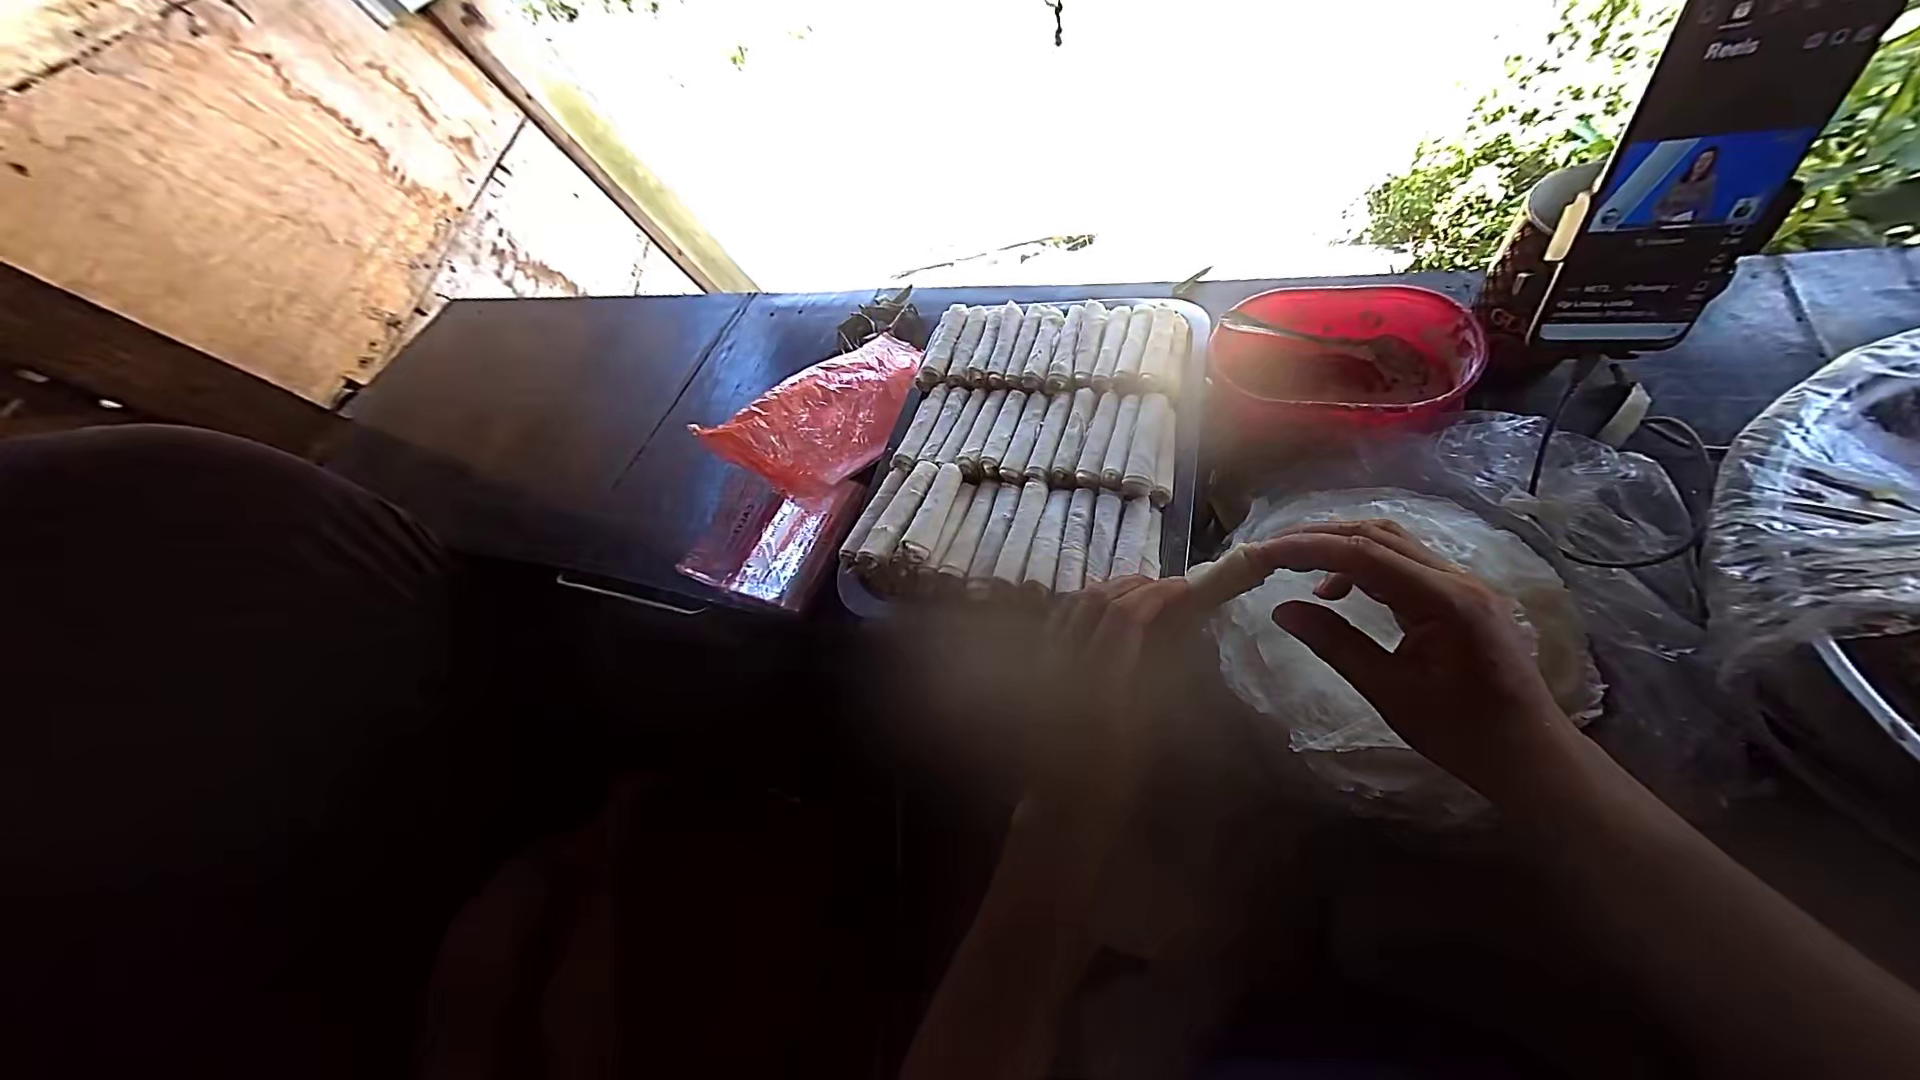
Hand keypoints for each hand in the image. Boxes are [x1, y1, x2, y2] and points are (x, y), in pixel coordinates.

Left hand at [1024, 575, 1192, 830]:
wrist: (1061, 804)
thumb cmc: (1112, 780)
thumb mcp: (1145, 729)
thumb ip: (1154, 675)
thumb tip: (1174, 631)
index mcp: (1096, 681)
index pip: (1123, 617)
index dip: (1155, 595)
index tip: (1184, 588)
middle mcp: (1065, 662)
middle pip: (1095, 602)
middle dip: (1133, 586)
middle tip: (1166, 588)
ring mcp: (1047, 661)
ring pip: (1074, 604)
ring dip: (1109, 590)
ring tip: (1140, 592)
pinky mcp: (1039, 665)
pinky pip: (1060, 618)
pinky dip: (1085, 603)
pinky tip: (1106, 609)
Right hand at [1228, 520, 1579, 800]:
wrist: (1530, 755)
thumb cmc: (1462, 734)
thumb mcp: (1388, 691)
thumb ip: (1334, 643)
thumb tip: (1281, 610)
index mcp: (1445, 601)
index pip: (1362, 554)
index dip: (1305, 548)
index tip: (1260, 555)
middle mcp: (1457, 579)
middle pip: (1375, 533)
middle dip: (1316, 536)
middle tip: (1267, 551)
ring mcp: (1461, 582)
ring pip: (1388, 541)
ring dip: (1336, 543)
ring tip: (1291, 562)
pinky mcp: (1456, 593)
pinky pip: (1399, 560)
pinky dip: (1357, 563)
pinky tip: (1334, 590)